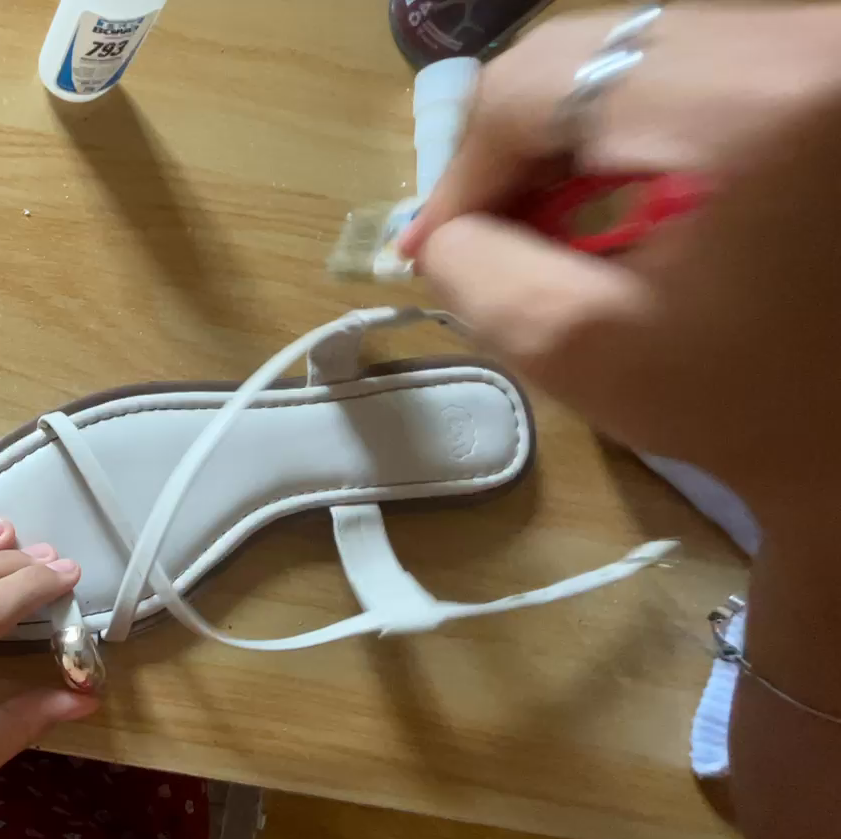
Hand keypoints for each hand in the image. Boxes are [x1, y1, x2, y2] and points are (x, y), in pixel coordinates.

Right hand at [399, 4, 840, 544]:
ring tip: (539, 225)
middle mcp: (813, 40)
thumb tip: (441, 231)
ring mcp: (826, 46)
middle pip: (581, 51)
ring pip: (623, 56)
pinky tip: (602, 201)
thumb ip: (472, 272)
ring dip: (551, 146)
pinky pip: (676, 67)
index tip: (441, 248)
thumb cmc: (733, 392)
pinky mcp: (824, 66)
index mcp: (761, 104)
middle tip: (478, 234)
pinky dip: (608, 135)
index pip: (539, 84)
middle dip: (502, 153)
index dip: (463, 170)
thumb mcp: (569, 345)